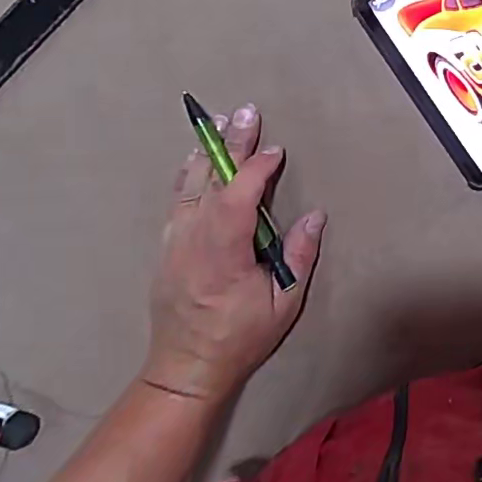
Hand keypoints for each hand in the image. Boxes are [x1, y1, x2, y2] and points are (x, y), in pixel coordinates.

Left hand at [140, 102, 323, 403]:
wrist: (184, 369)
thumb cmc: (239, 339)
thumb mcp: (282, 306)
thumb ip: (299, 256)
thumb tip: (314, 215)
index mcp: (222, 256)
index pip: (237, 199)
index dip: (256, 170)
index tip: (276, 151)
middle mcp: (192, 240)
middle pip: (212, 181)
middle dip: (231, 144)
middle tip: (246, 112)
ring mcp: (174, 240)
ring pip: (189, 184)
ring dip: (208, 151)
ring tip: (220, 121)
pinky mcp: (166, 244)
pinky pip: (177, 198)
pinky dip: (189, 172)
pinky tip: (196, 156)